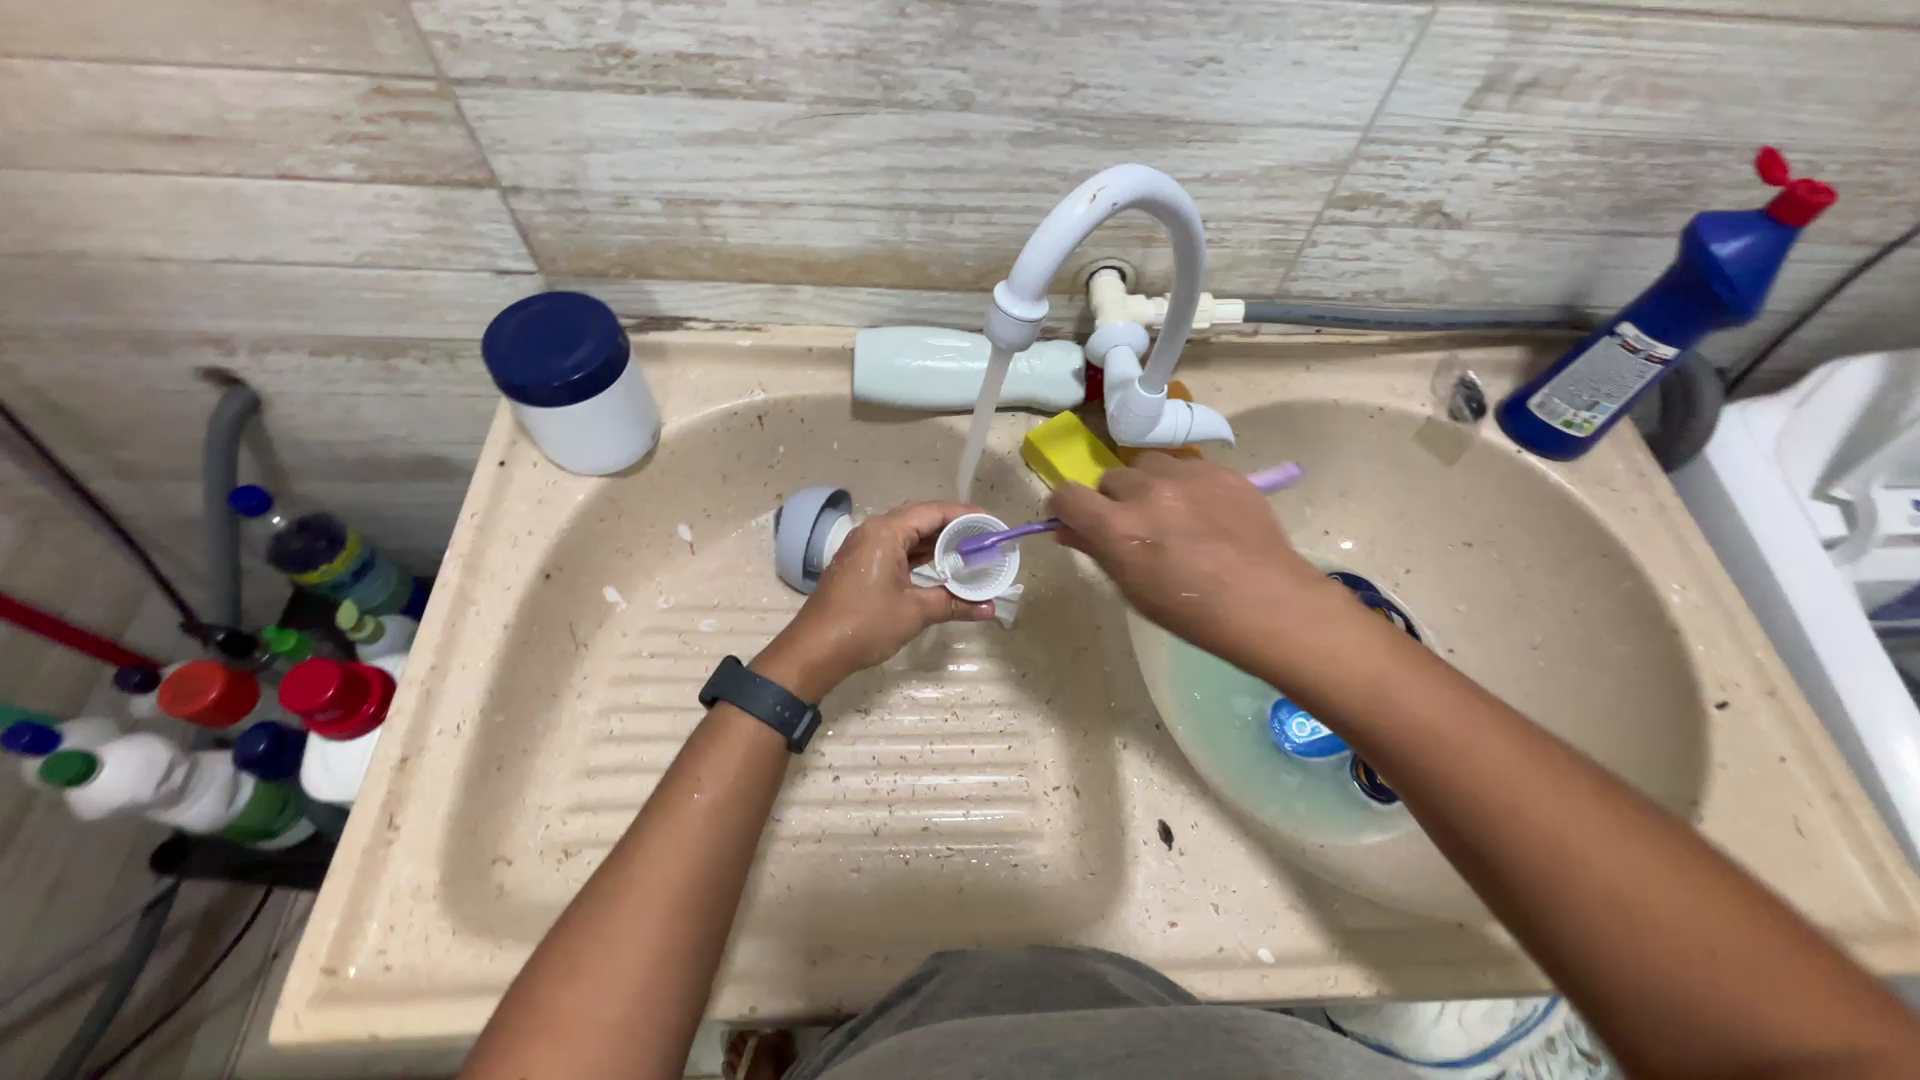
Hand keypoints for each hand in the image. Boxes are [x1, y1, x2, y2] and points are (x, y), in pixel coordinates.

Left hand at [754, 501, 994, 699]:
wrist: (814, 651)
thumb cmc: (864, 624)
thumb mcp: (915, 612)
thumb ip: (954, 603)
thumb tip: (990, 609)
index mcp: (885, 532)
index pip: (933, 512)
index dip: (966, 516)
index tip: (992, 524)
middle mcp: (873, 532)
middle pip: (921, 519)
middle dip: (954, 528)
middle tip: (985, 539)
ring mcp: (864, 549)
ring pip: (908, 537)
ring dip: (938, 544)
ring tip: (971, 553)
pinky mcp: (860, 567)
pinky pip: (897, 551)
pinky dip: (921, 557)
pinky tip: (941, 569)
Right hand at [1048, 454, 1346, 673]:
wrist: (1266, 603)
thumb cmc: (1191, 611)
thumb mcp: (1132, 589)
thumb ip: (1096, 550)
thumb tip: (1067, 530)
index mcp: (1118, 527)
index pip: (1066, 495)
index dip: (1065, 508)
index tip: (1075, 521)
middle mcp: (1147, 491)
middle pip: (1109, 479)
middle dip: (1112, 500)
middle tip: (1135, 527)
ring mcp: (1187, 476)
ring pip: (1147, 465)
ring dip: (1147, 485)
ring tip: (1169, 512)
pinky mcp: (1221, 471)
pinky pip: (1186, 466)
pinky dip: (1184, 485)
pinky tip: (1204, 512)